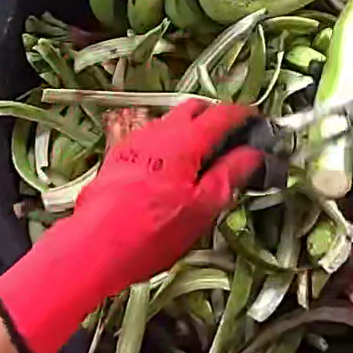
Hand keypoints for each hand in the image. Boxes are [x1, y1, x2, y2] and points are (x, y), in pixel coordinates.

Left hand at [0, 100, 260, 352]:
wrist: (94, 245)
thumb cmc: (154, 230)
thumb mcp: (202, 208)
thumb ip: (231, 175)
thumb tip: (255, 153)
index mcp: (186, 139)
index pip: (222, 114)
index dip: (244, 115)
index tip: (259, 121)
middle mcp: (161, 129)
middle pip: (194, 108)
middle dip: (216, 115)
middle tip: (233, 138)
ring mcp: (137, 139)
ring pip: (172, 121)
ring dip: (192, 128)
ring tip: (205, 156)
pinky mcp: (121, 153)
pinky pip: (154, 136)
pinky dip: (172, 141)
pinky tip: (173, 168)